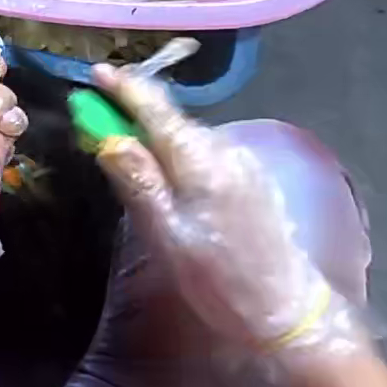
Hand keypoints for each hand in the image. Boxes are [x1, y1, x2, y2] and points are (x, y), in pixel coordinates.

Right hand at [92, 64, 358, 356]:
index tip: (96, 71)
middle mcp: (225, 149)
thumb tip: (109, 138)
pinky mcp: (253, 176)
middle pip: (171, 119)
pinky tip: (172, 177)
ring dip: (157, 136)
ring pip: (188, 136)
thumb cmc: (218, 281)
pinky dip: (179, 151)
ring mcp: (243, 161)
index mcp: (200, 161)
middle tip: (101, 125)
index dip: (124, 87)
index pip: (156, 108)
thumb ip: (138, 182)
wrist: (290, 315)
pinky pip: (205, 151)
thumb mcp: (167, 236)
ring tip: (133, 157)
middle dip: (134, 114)